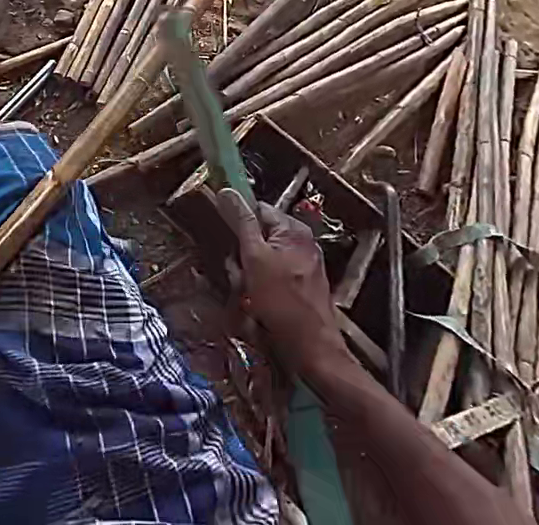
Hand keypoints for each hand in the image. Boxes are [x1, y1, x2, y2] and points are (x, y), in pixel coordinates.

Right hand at [214, 188, 351, 378]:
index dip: (239, 223)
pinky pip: (270, 276)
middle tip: (240, 272)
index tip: (229, 240)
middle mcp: (302, 242)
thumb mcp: (254, 256)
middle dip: (242, 253)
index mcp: (294, 229)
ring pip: (260, 258)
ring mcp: (303, 265)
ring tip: (248, 292)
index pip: (256, 209)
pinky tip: (257, 302)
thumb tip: (226, 190)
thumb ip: (241, 222)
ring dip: (247, 273)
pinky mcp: (300, 286)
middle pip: (257, 235)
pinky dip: (260, 286)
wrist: (311, 349)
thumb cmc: (281, 300)